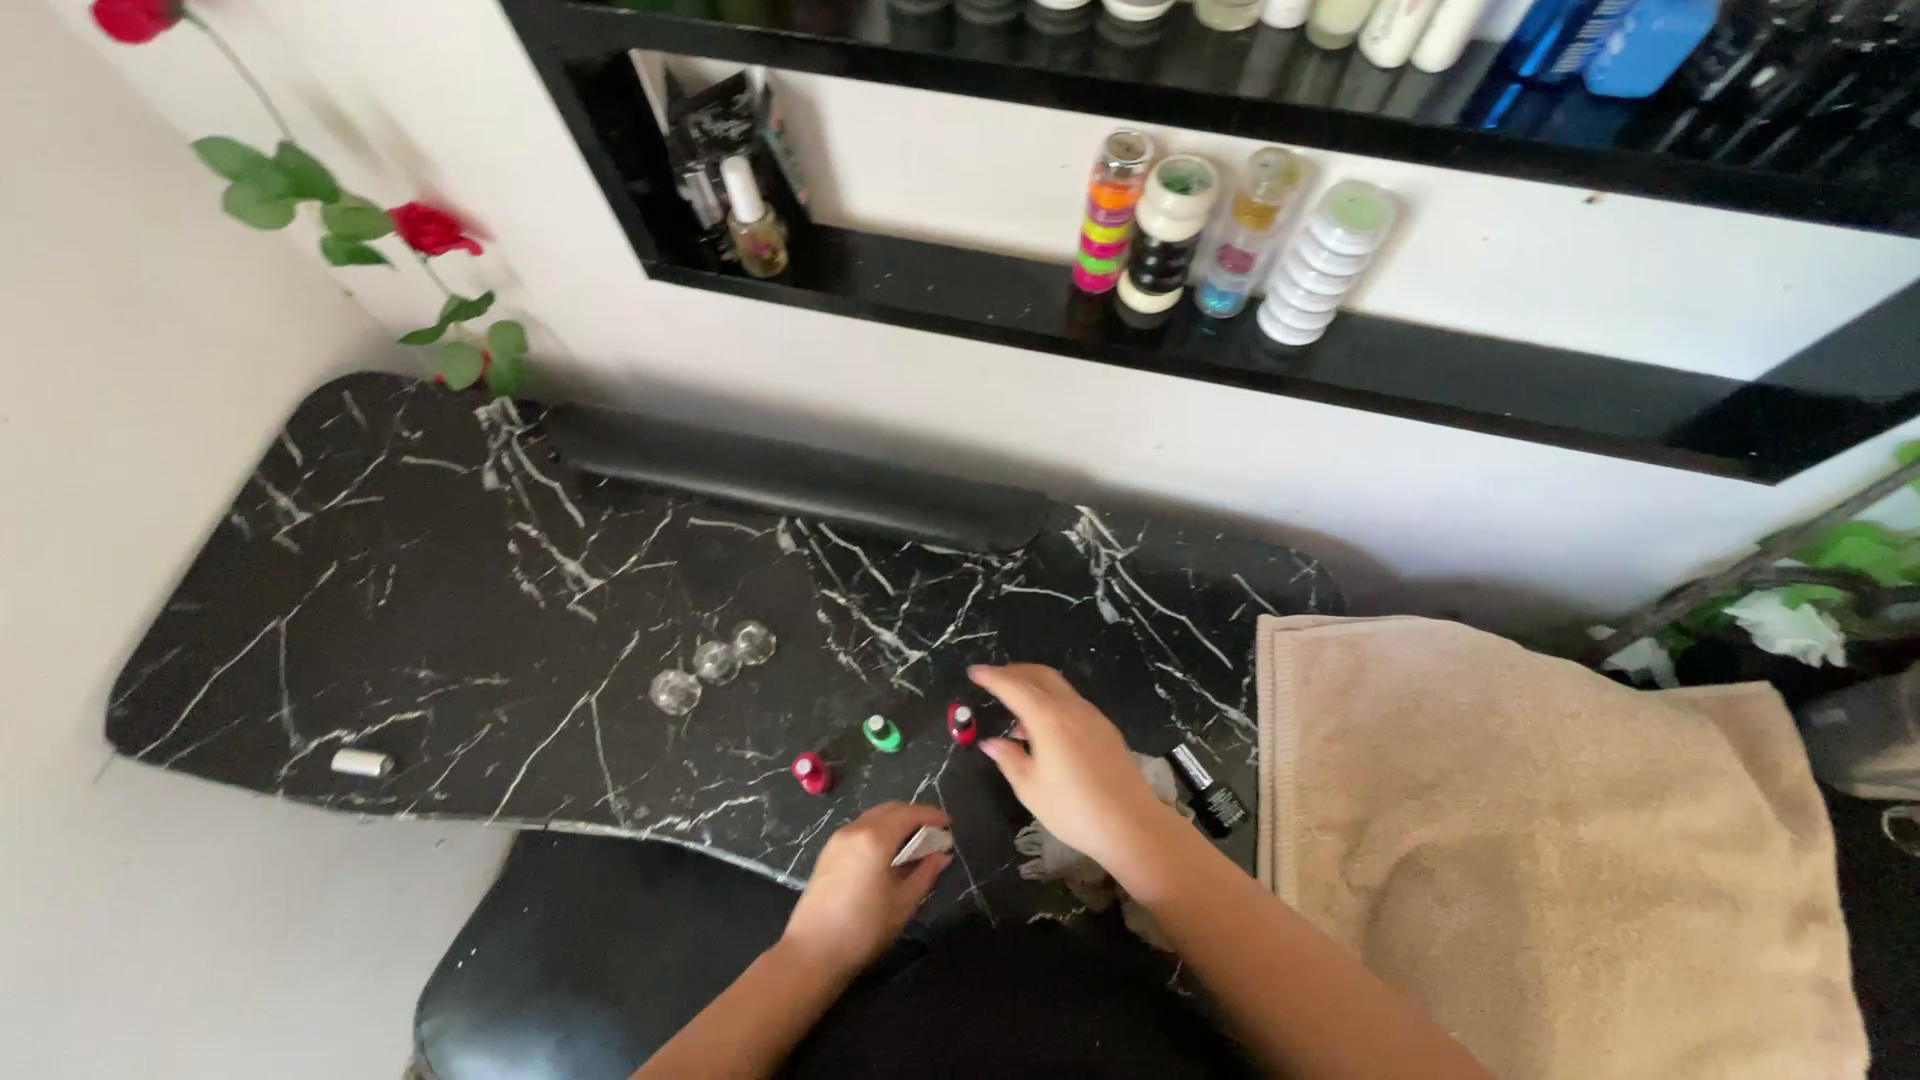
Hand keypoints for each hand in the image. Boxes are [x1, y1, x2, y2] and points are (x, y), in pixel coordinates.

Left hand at [781, 802, 951, 975]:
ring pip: (873, 817)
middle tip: (934, 833)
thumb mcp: (903, 903)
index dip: (932, 815)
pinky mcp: (828, 852)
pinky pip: (860, 829)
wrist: (812, 953)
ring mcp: (837, 839)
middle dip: (914, 815)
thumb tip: (942, 855)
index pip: (909, 814)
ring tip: (914, 843)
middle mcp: (855, 830)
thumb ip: (925, 873)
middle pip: (890, 810)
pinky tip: (888, 853)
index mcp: (875, 838)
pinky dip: (879, 831)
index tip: (949, 824)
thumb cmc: (864, 929)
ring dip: (896, 822)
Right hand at [969, 664, 1170, 867]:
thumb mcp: (1030, 789)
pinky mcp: (1106, 729)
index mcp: (1048, 718)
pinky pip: (1073, 702)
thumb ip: (1009, 759)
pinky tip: (1045, 727)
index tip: (974, 671)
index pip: (1013, 686)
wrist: (1132, 825)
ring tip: (1016, 707)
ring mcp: (1093, 716)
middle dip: (1014, 672)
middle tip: (994, 679)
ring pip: (1059, 687)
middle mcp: (1071, 708)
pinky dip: (1052, 701)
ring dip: (1035, 686)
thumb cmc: (1074, 810)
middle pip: (1040, 675)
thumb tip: (992, 742)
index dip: (992, 677)